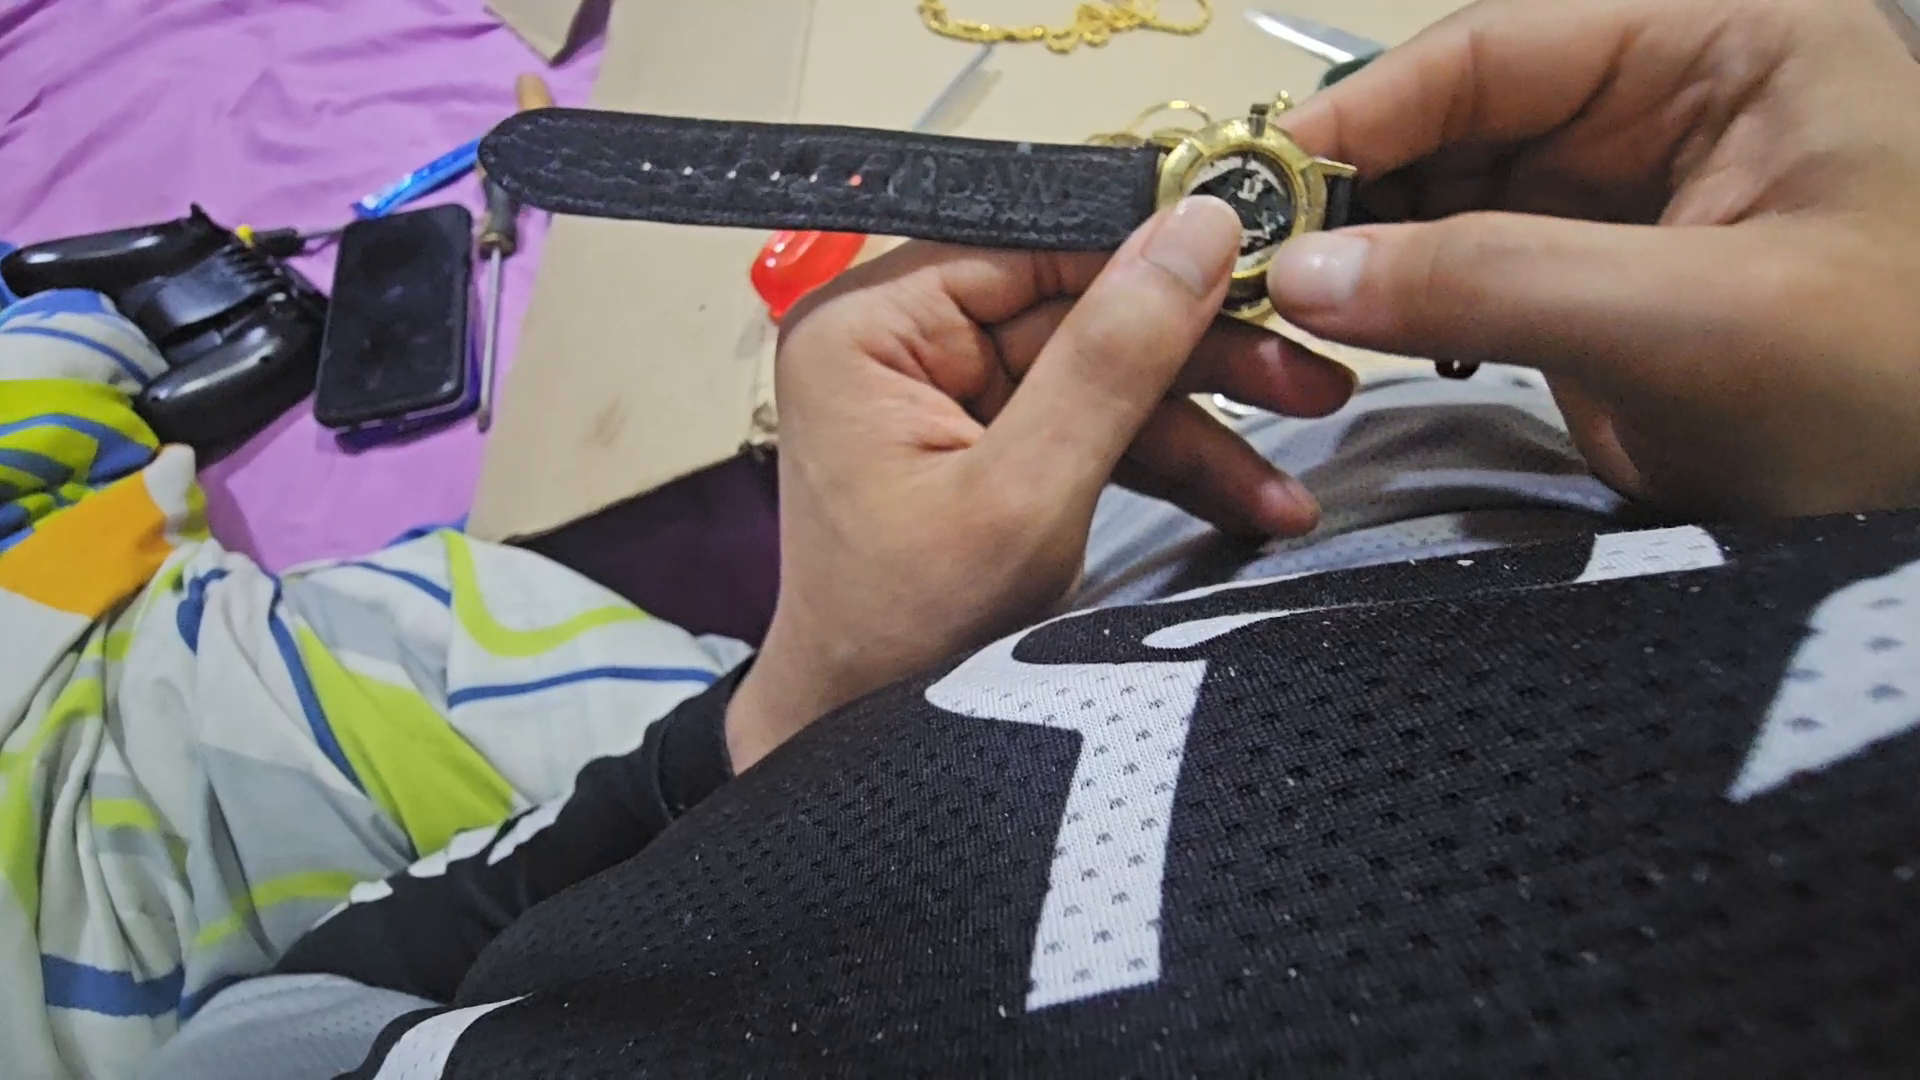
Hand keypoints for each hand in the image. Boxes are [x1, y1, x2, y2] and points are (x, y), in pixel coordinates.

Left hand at [725, 198, 1356, 769]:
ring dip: (1195, 428)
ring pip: (1094, 375)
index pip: (1032, 246)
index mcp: (869, 329)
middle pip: (1075, 312)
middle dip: (1195, 360)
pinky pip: (1082, 429)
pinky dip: (1158, 466)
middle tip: (1306, 376)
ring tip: (1283, 481)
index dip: (1152, 252)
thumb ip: (1109, 360)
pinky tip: (1241, 501)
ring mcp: (942, 397)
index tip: (1263, 262)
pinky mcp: (981, 444)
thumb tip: (1197, 229)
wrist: (861, 722)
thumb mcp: (1022, 496)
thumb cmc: (907, 631)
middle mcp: (899, 345)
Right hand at [1267, 0, 1919, 517]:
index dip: (1355, 117)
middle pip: (1438, 130)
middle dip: (1341, 198)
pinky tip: (1353, 337)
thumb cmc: (1878, 393)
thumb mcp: (1690, 321)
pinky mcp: (1551, 287)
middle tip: (1249, 269)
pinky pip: (1436, 274)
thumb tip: (1296, 274)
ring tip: (1283, 309)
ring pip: (1424, 207)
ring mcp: (1588, 206)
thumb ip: (1488, 282)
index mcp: (1710, 48)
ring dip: (1351, 258)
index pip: (1486, 50)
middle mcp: (1637, 112)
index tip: (1247, 191)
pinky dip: (1382, 305)